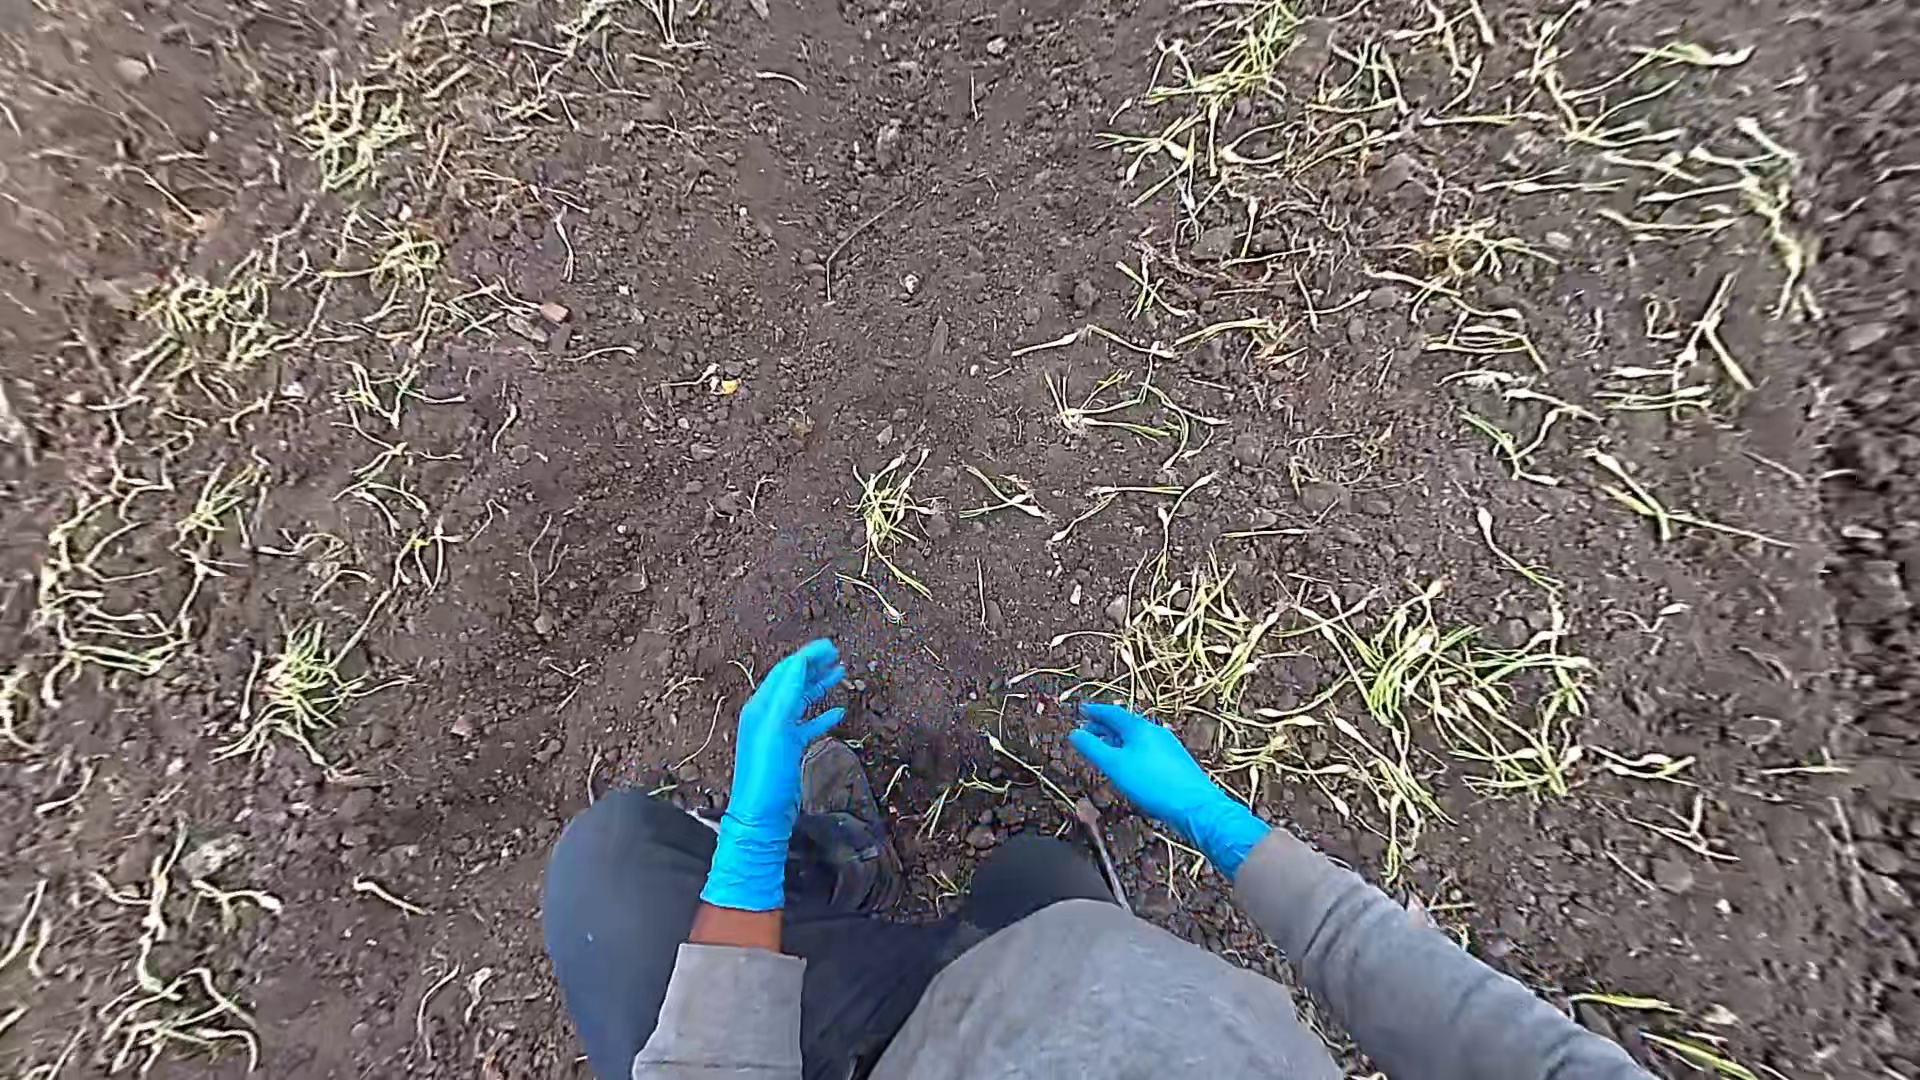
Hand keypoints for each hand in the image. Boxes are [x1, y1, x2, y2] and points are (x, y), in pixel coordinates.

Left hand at [701, 639, 847, 910]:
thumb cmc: (766, 774)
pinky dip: (823, 715)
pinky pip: (809, 724)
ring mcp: (780, 732)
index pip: (786, 671)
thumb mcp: (776, 729)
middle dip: (814, 666)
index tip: (830, 646)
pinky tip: (838, 711)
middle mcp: (769, 715)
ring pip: (803, 700)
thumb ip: (788, 695)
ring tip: (840, 672)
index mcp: (763, 707)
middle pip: (794, 682)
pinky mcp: (790, 749)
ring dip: (820, 685)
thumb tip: (799, 663)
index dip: (807, 656)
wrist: (761, 816)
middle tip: (836, 654)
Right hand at [1069, 702, 1270, 878]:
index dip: (1094, 711)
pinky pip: (1146, 748)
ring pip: (1136, 737)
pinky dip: (1130, 749)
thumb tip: (1075, 733)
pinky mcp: (1175, 761)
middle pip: (1124, 723)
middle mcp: (1154, 731)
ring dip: (1117, 739)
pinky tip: (1129, 764)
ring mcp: (1167, 745)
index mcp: (1138, 727)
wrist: (1196, 807)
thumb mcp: (1114, 765)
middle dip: (1103, 726)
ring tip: (1105, 749)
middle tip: (1087, 731)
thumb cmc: (1153, 784)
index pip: (1111, 712)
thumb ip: (1092, 748)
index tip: (1081, 710)